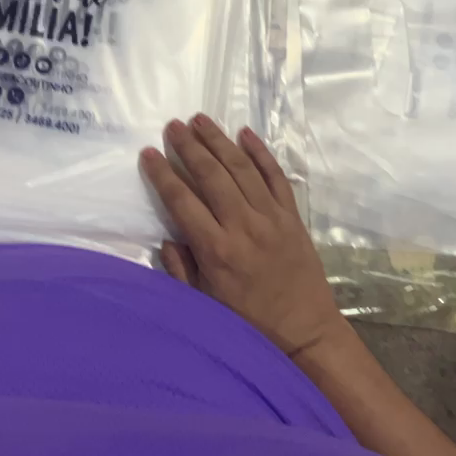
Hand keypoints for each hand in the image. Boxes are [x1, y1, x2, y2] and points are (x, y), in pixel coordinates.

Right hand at [140, 116, 348, 358]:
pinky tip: (245, 133)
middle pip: (211, 175)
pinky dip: (261, 152)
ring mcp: (272, 218)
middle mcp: (243, 227)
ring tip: (200, 119)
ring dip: (219, 141)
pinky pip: (276, 176)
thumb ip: (181, 269)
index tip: (148, 153)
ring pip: (242, 168)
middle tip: (172, 125)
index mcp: (216, 250)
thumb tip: (168, 238)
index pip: (182, 201)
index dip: (162, 174)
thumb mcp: (204, 305)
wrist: (307, 336)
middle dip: (189, 146)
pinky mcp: (293, 217)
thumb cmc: (249, 324)